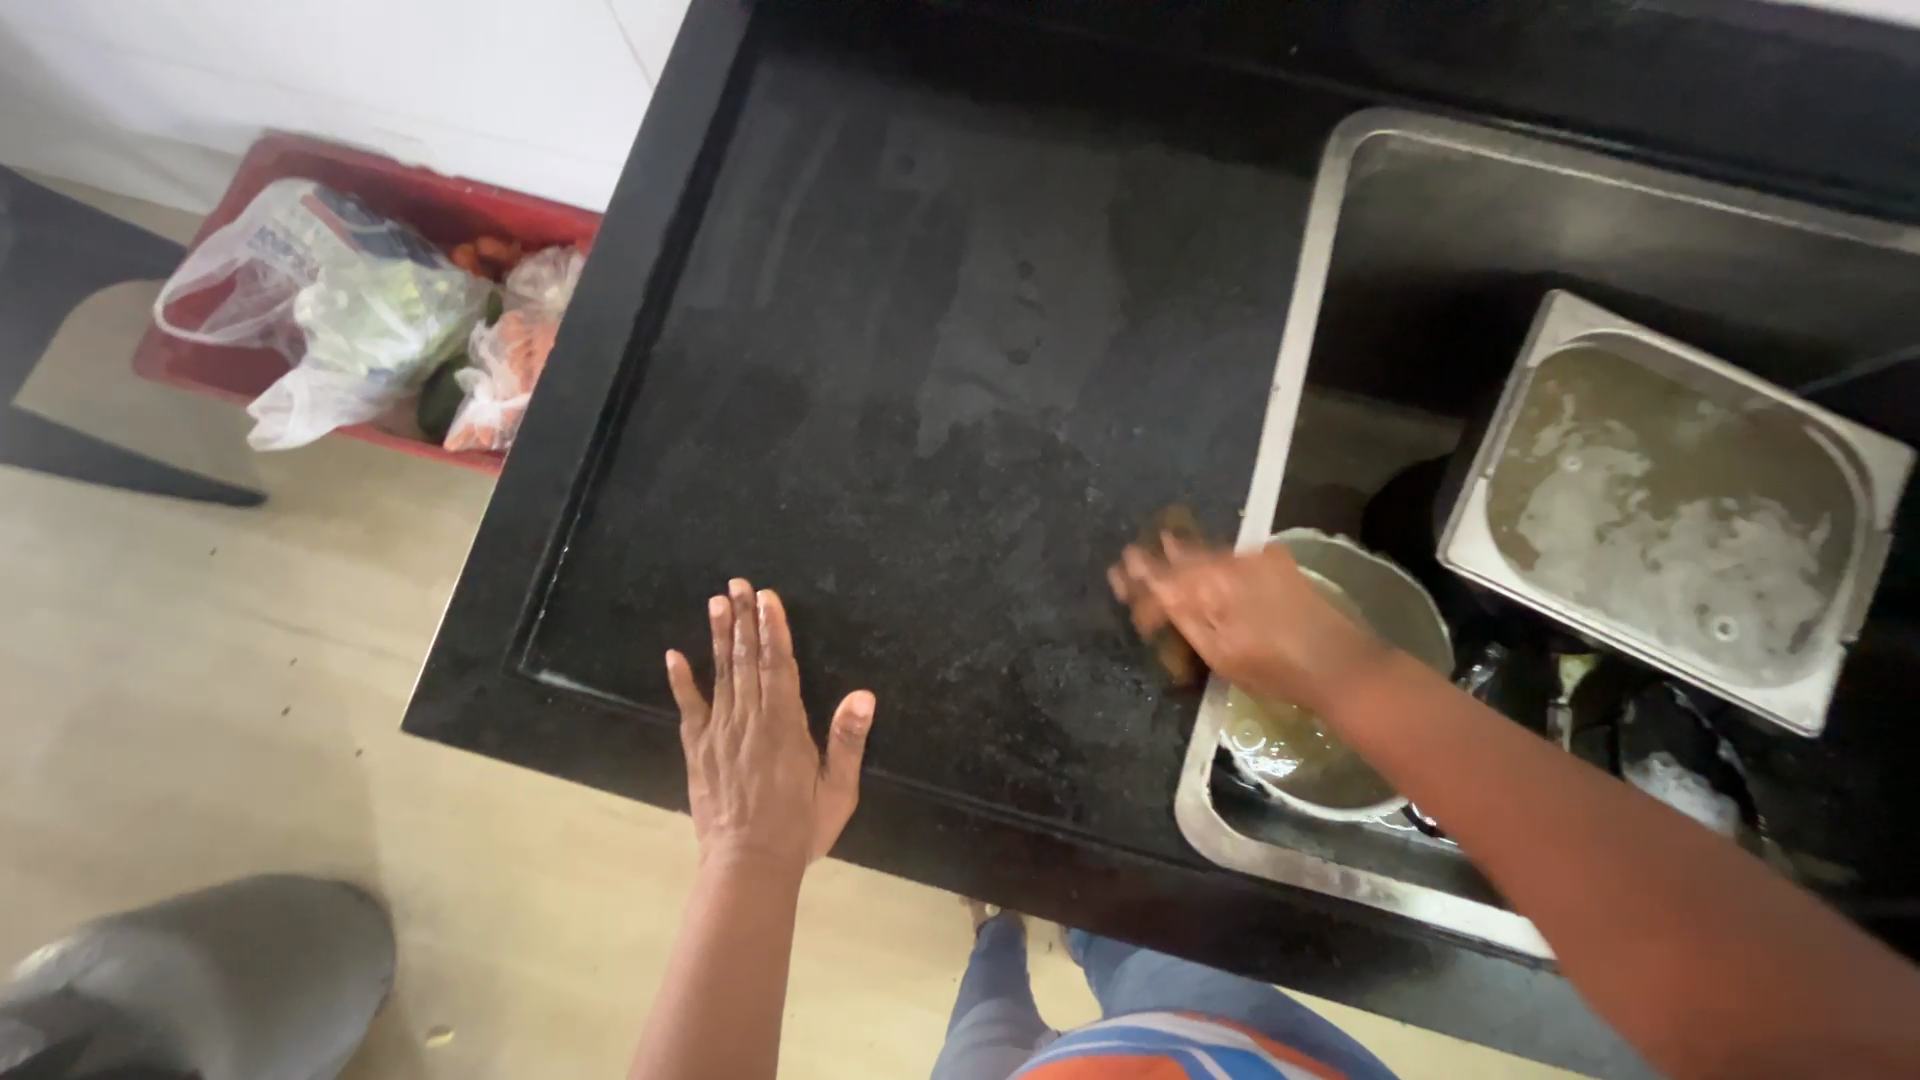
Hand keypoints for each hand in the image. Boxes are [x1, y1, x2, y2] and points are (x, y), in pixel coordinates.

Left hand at [666, 579, 876, 874]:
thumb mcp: (839, 789)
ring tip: (715, 602)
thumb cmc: (801, 827)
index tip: (766, 598)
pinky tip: (674, 655)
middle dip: (744, 619)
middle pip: (747, 660)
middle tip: (738, 583)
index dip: (773, 629)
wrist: (749, 866)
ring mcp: (719, 733)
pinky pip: (689, 709)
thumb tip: (864, 695)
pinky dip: (681, 681)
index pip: (778, 665)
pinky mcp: (698, 750)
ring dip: (718, 636)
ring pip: (720, 675)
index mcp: (785, 725)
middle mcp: (750, 720)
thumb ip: (848, 740)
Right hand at [1108, 535, 1389, 714]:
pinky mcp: (1273, 560)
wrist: (1339, 663)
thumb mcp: (1218, 653)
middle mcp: (1228, 562)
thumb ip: (1181, 616)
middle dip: (1153, 560)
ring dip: (1180, 555)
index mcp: (1209, 586)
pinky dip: (1210, 558)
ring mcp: (1253, 558)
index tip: (1116, 576)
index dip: (1136, 578)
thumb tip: (1151, 593)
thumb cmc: (1273, 670)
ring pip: (1204, 553)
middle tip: (1127, 558)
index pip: (1160, 578)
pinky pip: (1228, 555)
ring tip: (1160, 547)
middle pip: (1179, 557)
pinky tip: (1202, 559)